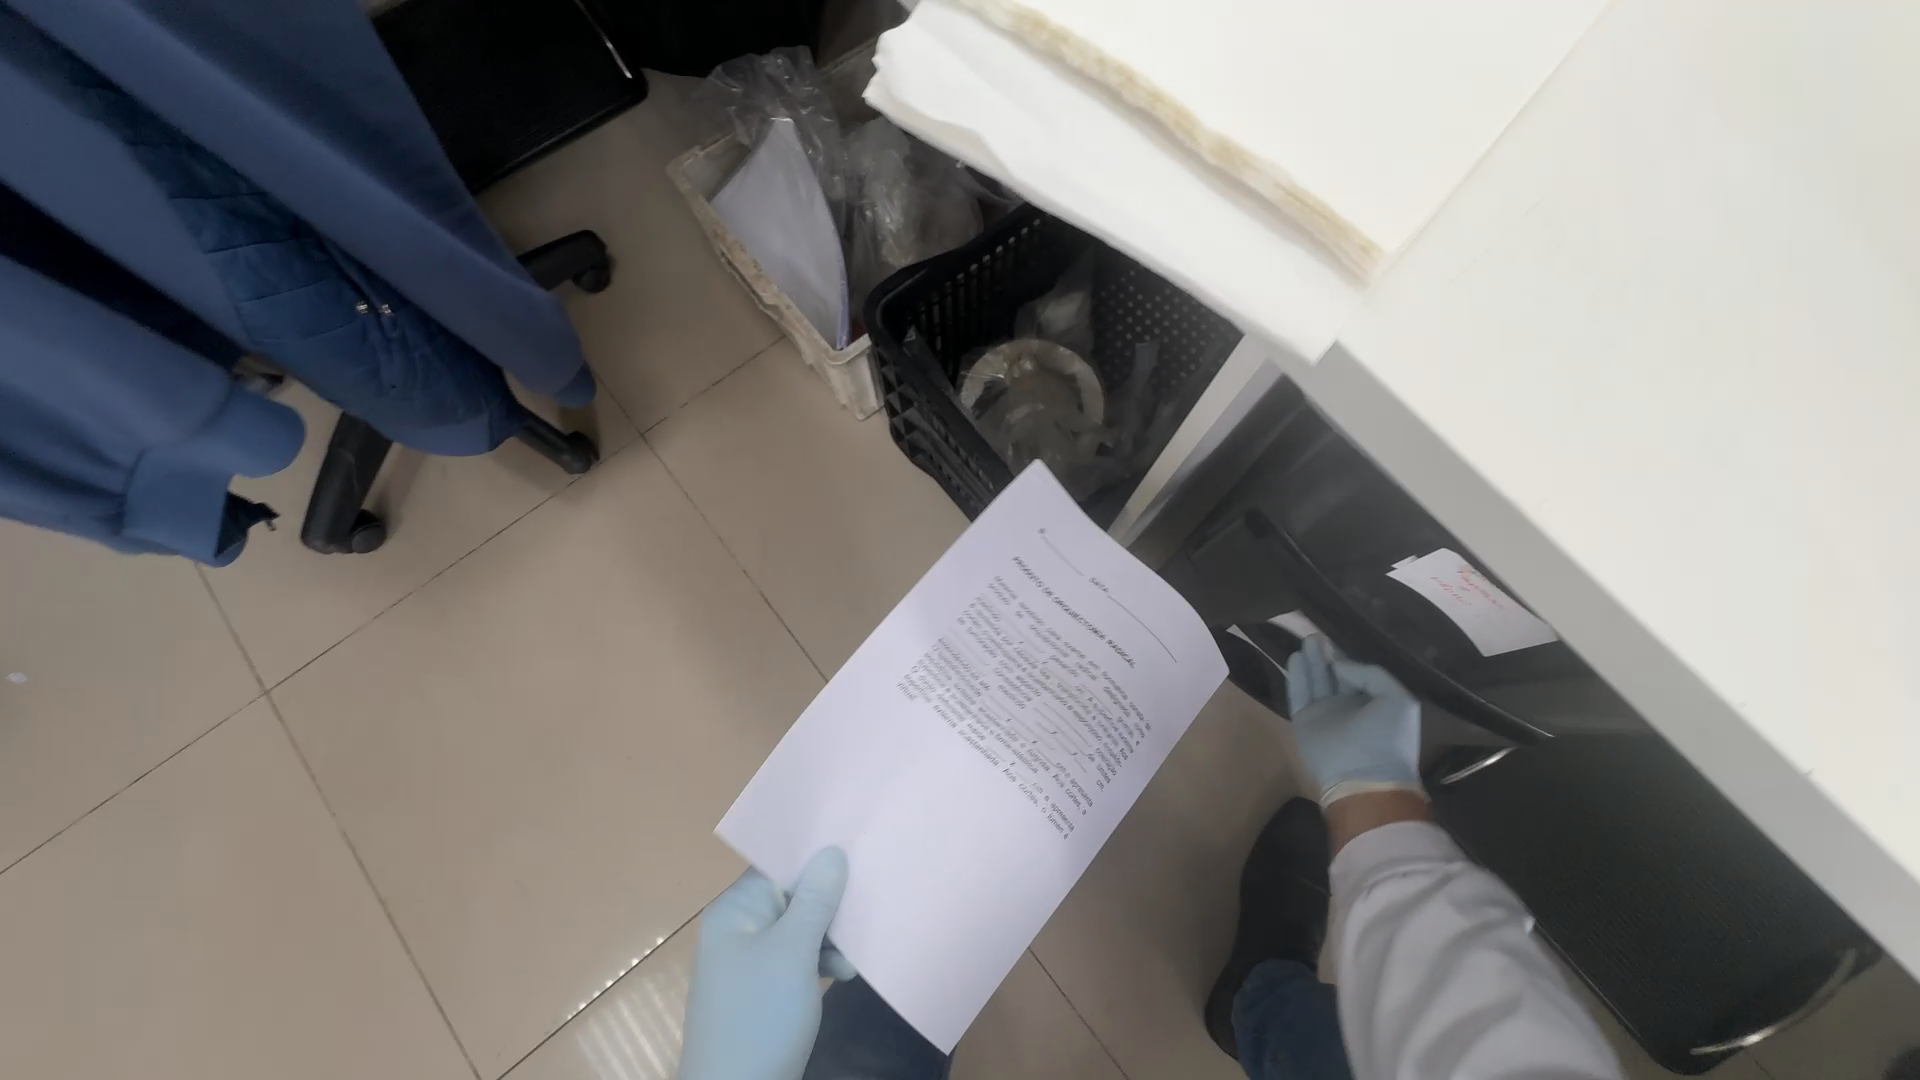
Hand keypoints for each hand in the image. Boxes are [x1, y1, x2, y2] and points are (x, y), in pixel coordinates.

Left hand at [678, 849, 857, 1079]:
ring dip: (830, 933)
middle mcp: (738, 929)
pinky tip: (844, 973)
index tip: (857, 847)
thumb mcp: (794, 953)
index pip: (778, 864)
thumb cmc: (760, 1019)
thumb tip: (832, 851)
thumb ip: (815, 899)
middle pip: (791, 894)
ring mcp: (750, 963)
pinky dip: (820, 960)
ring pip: (799, 927)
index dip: (816, 855)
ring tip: (858, 948)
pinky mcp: (764, 992)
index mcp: (735, 910)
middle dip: (829, 898)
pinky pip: (797, 958)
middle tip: (868, 898)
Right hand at [1286, 635, 1423, 806]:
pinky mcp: (1304, 721)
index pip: (1357, 675)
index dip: (1347, 658)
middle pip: (1333, 675)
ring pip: (1315, 681)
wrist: (1362, 774)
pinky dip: (1296, 677)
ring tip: (1307, 640)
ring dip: (1311, 661)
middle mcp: (1348, 707)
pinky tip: (1295, 658)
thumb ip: (1372, 674)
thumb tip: (1340, 665)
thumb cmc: (1387, 737)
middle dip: (1326, 655)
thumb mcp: (1398, 699)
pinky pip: (1298, 694)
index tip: (1337, 640)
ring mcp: (1324, 714)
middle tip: (1316, 636)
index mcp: (1374, 704)